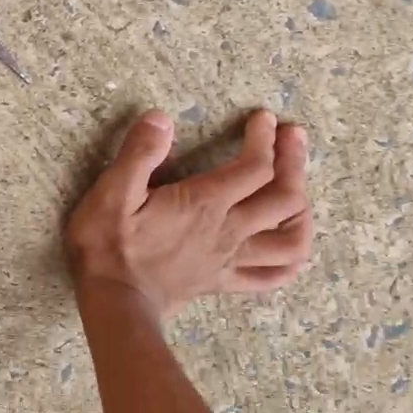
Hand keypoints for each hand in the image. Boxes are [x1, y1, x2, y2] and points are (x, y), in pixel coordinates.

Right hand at [66, 109, 312, 319]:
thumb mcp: (112, 189)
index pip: (252, 168)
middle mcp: (230, 230)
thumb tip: (160, 116)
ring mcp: (232, 258)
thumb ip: (139, 153)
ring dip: (305, 209)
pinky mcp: (225, 279)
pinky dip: (293, 257)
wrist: (114, 295)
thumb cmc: (107, 239)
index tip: (262, 117)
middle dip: (294, 162)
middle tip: (293, 136)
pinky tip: (291, 246)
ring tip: (298, 187)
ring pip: (293, 238)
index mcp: (204, 204)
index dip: (263, 140)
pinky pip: (275, 274)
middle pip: (284, 198)